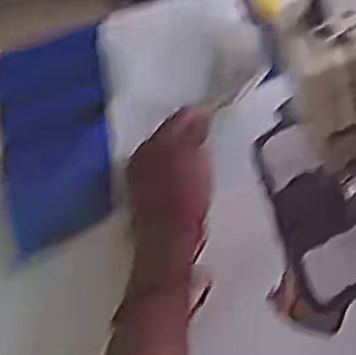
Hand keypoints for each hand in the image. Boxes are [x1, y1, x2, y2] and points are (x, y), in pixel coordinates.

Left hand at [126, 105, 211, 292]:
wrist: (169, 244)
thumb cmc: (183, 198)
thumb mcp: (193, 156)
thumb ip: (194, 130)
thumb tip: (199, 110)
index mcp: (150, 146)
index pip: (176, 118)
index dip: (197, 113)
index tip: (215, 113)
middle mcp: (140, 159)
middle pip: (169, 134)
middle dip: (189, 130)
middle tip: (212, 129)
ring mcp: (142, 181)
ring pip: (167, 152)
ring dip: (185, 148)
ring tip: (206, 149)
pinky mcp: (149, 200)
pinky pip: (167, 171)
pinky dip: (181, 166)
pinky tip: (194, 174)